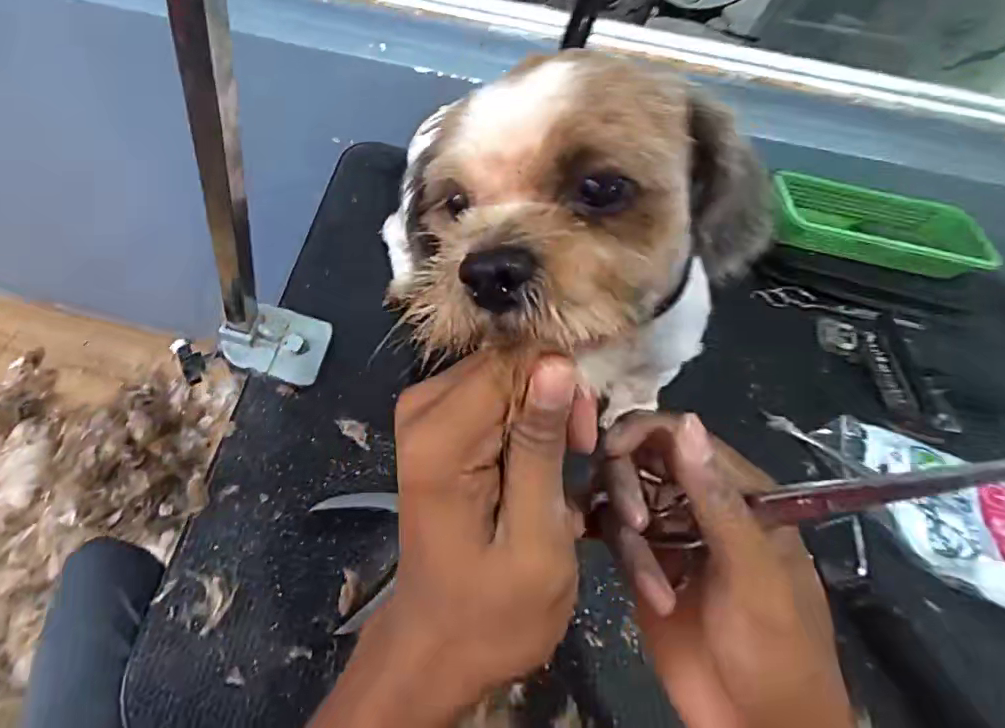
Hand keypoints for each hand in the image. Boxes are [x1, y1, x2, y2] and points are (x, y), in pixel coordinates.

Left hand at [310, 352, 595, 725]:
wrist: (437, 641)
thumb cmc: (493, 611)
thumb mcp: (536, 539)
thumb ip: (541, 446)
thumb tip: (556, 363)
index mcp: (439, 437)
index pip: (512, 363)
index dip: (561, 387)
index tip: (584, 440)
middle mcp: (420, 406)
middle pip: (507, 362)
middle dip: (554, 396)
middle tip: (579, 452)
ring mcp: (422, 408)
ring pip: (504, 369)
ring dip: (543, 405)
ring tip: (562, 459)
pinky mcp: (434, 417)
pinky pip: (492, 387)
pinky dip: (524, 412)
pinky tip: (538, 453)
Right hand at [599, 413, 853, 727]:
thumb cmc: (778, 650)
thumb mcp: (755, 573)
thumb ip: (718, 499)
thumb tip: (687, 421)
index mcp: (735, 488)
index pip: (680, 433)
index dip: (641, 431)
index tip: (611, 452)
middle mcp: (697, 499)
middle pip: (641, 456)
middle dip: (626, 481)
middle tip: (633, 525)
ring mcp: (669, 531)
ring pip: (622, 494)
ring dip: (627, 532)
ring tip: (655, 588)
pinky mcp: (645, 564)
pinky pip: (615, 536)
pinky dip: (621, 555)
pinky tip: (646, 591)